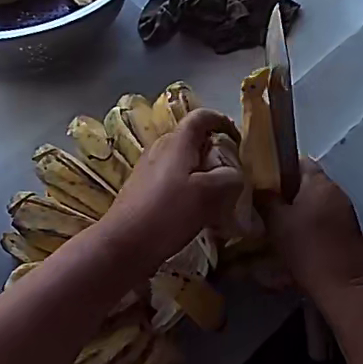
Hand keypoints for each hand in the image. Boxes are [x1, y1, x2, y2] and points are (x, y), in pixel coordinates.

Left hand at [98, 109, 244, 271]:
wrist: (123, 246)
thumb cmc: (167, 214)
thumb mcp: (210, 194)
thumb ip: (230, 178)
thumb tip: (234, 176)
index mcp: (177, 143)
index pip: (201, 117)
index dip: (223, 122)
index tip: (238, 139)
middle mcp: (160, 151)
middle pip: (194, 143)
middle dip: (216, 156)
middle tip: (233, 178)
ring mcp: (148, 173)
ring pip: (184, 166)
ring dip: (204, 179)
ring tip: (219, 203)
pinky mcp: (143, 194)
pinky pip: (174, 185)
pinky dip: (190, 194)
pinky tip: (197, 218)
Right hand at [258, 159, 362, 301]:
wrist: (344, 286)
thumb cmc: (308, 249)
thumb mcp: (277, 222)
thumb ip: (265, 199)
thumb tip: (256, 186)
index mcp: (320, 182)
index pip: (298, 161)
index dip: (277, 168)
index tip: (259, 182)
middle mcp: (336, 192)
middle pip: (305, 185)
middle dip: (284, 196)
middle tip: (260, 208)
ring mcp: (344, 214)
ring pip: (312, 206)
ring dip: (294, 215)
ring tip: (273, 229)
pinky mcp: (346, 234)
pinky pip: (321, 224)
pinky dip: (306, 230)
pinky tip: (291, 245)